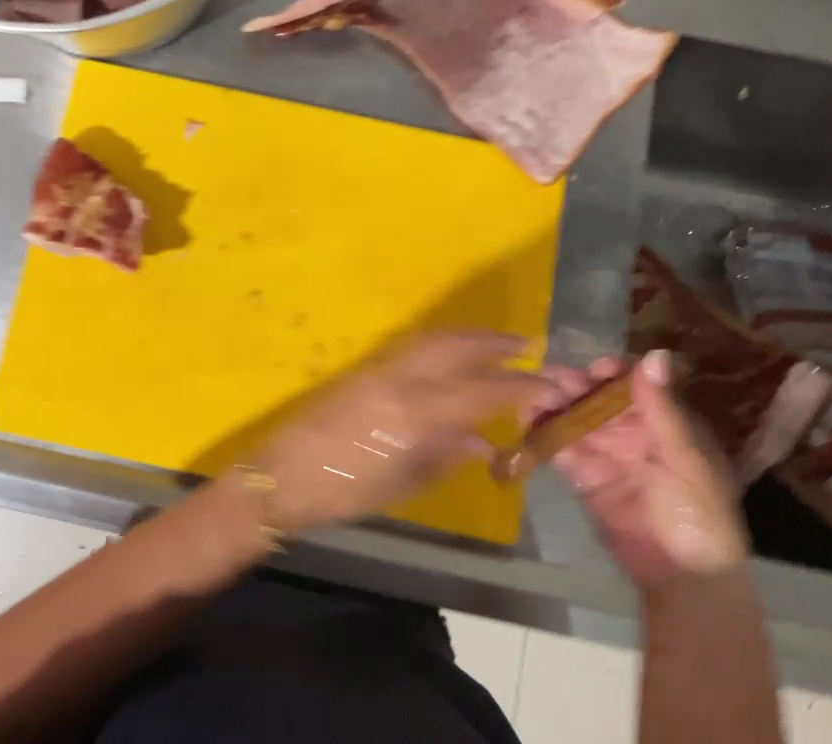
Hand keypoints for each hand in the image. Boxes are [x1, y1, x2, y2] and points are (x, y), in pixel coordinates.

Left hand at [253, 331, 545, 533]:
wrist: (282, 477)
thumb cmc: (346, 492)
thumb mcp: (406, 482)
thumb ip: (447, 455)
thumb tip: (482, 441)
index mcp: (417, 413)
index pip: (482, 390)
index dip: (520, 386)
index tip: (549, 385)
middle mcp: (400, 381)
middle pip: (456, 348)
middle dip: (494, 343)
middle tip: (525, 344)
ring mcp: (377, 370)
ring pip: (431, 341)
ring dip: (467, 338)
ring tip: (494, 343)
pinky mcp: (360, 370)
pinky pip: (410, 348)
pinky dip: (439, 345)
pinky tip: (449, 356)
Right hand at [542, 351, 748, 587]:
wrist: (683, 578)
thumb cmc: (699, 515)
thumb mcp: (686, 460)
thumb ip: (662, 409)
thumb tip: (655, 353)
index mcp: (667, 423)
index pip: (635, 386)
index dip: (612, 374)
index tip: (593, 370)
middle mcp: (634, 433)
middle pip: (598, 400)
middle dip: (574, 387)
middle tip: (547, 380)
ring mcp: (608, 455)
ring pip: (576, 421)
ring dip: (554, 408)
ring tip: (530, 400)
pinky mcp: (585, 478)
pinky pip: (562, 451)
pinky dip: (544, 437)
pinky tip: (527, 425)